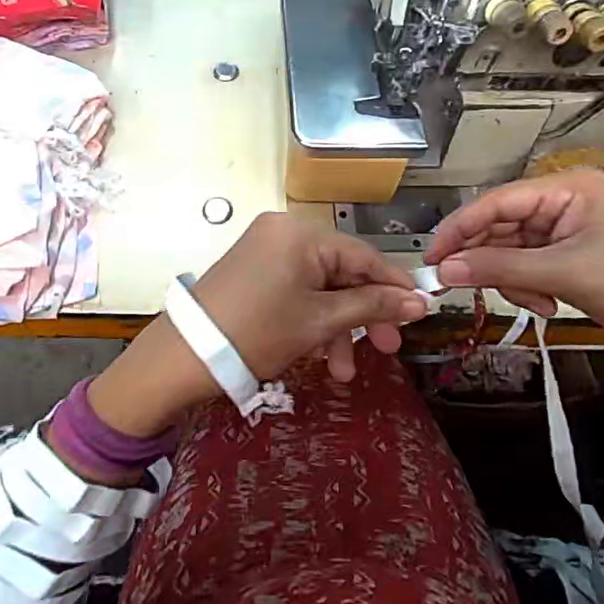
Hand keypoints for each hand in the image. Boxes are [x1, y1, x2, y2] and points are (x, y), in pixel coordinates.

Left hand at [89, 213, 428, 436]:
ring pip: (319, 289)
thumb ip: (372, 307)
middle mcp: (284, 232)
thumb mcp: (320, 322)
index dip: (394, 287)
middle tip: (389, 349)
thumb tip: (419, 302)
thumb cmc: (257, 333)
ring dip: (337, 329)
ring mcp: (265, 251)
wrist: (183, 357)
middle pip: (342, 273)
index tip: (420, 311)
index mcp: (301, 233)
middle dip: (364, 316)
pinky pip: (296, 292)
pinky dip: (311, 322)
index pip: (364, 256)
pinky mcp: (253, 272)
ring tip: (344, 371)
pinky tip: (320, 357)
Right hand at [423, 169, 603, 344]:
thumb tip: (443, 270)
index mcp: (568, 188)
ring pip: (511, 253)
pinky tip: (549, 305)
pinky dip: (529, 289)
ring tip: (538, 303)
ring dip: (513, 281)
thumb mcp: (565, 272)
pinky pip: (529, 269)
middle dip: (491, 262)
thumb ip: (500, 268)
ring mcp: (567, 232)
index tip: (432, 259)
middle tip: (472, 290)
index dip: (460, 229)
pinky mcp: (570, 258)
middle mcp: (564, 203)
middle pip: (501, 228)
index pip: (497, 201)